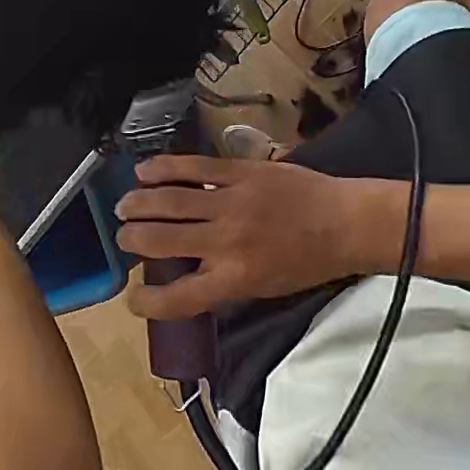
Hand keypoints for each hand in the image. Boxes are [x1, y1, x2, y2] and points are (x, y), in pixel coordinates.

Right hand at [113, 156, 403, 318]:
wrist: (346, 222)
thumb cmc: (308, 262)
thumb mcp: (265, 288)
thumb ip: (224, 285)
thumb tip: (188, 280)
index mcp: (235, 278)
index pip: (178, 298)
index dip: (148, 302)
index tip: (135, 299)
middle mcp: (226, 242)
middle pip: (160, 241)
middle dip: (131, 240)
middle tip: (124, 238)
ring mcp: (231, 203)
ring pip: (169, 201)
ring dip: (137, 204)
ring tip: (124, 207)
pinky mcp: (240, 172)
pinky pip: (193, 168)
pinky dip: (163, 168)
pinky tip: (144, 171)